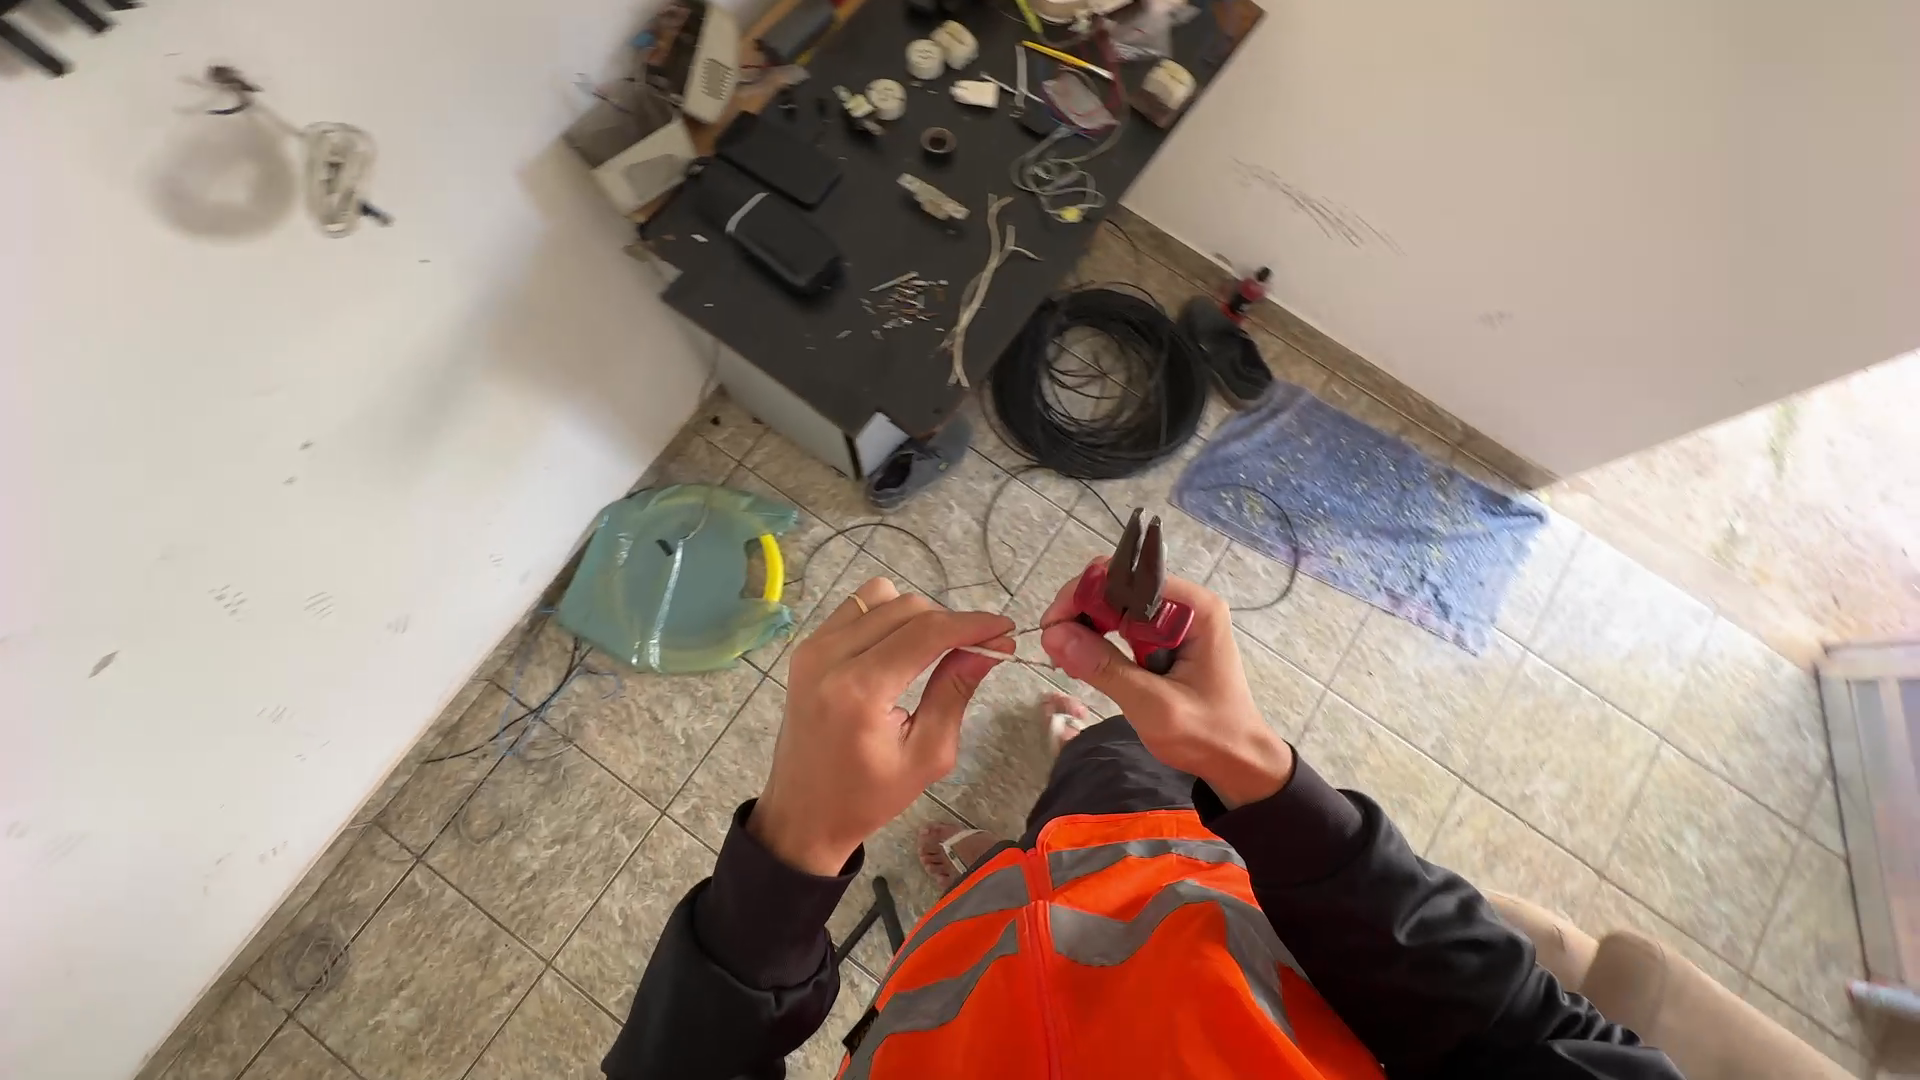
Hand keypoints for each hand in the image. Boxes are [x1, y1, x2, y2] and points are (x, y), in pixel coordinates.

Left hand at [751, 577, 1014, 875]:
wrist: (802, 814)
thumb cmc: (867, 797)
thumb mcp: (926, 756)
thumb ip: (955, 694)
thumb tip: (989, 649)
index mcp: (859, 691)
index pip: (927, 632)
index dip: (972, 624)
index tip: (1005, 628)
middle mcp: (830, 657)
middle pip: (907, 608)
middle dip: (950, 621)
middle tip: (978, 647)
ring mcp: (813, 647)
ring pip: (881, 597)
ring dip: (917, 615)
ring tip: (935, 649)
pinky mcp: (807, 647)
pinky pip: (856, 607)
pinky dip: (887, 616)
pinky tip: (899, 647)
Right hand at [1039, 559, 1294, 807]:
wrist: (1240, 762)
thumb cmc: (1208, 736)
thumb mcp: (1154, 707)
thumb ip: (1105, 669)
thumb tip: (1055, 634)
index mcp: (1194, 608)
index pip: (1125, 579)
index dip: (1083, 596)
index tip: (1053, 627)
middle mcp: (1184, 603)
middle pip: (1115, 587)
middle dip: (1079, 612)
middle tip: (1053, 648)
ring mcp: (1173, 619)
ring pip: (1112, 605)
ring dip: (1084, 627)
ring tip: (1065, 661)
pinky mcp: (1162, 637)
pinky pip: (1119, 625)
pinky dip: (1096, 641)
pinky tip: (1083, 664)